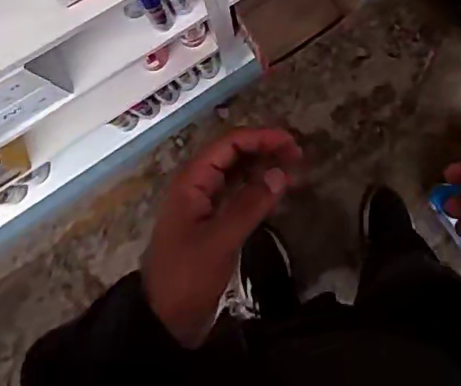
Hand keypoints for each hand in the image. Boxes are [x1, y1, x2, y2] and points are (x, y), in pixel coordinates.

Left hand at [142, 127, 301, 346]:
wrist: (163, 324)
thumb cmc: (187, 277)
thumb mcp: (220, 241)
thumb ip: (250, 205)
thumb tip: (280, 172)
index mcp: (193, 179)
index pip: (230, 143)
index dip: (261, 137)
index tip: (291, 143)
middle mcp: (198, 183)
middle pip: (235, 153)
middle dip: (265, 149)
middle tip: (297, 156)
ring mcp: (204, 202)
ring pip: (238, 172)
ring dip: (263, 167)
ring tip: (293, 172)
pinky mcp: (212, 221)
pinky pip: (238, 193)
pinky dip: (258, 188)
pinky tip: (276, 194)